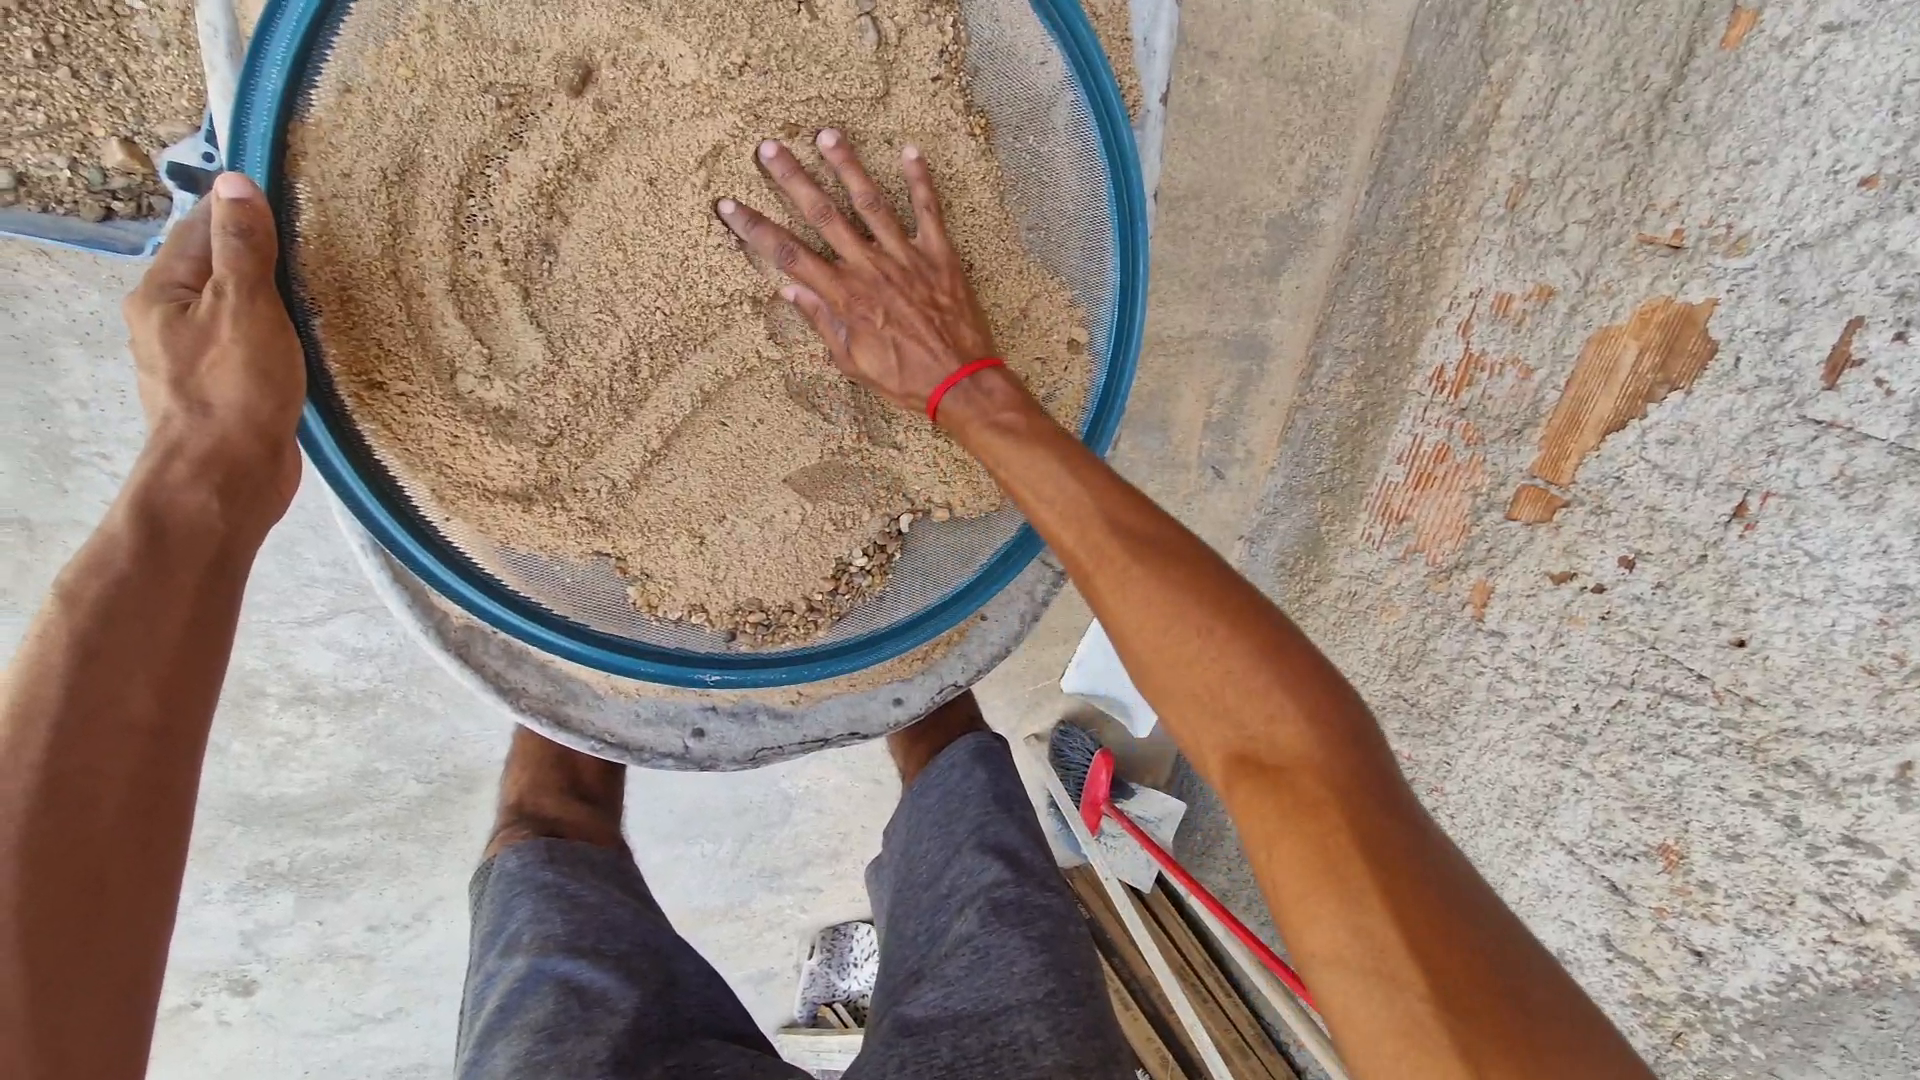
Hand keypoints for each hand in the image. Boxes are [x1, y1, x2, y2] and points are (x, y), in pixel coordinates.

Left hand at [121, 172, 304, 534]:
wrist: (229, 472)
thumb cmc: (236, 387)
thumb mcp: (245, 307)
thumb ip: (243, 249)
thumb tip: (237, 183)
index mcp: (162, 293)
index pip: (201, 232)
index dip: (241, 214)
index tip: (289, 204)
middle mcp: (168, 321)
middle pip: (216, 273)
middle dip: (259, 259)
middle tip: (317, 250)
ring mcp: (196, 359)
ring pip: (235, 313)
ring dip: (271, 302)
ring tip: (320, 295)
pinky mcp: (228, 391)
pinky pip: (251, 348)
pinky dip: (277, 338)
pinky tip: (307, 346)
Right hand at [715, 130, 1000, 419]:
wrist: (959, 382)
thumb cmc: (905, 379)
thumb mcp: (853, 363)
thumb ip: (823, 323)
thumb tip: (790, 292)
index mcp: (844, 296)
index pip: (788, 254)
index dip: (756, 228)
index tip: (729, 205)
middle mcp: (869, 268)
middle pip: (823, 214)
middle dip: (792, 179)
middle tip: (769, 148)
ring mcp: (905, 257)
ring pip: (870, 201)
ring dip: (847, 165)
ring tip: (826, 134)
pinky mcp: (940, 256)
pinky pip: (928, 210)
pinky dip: (920, 180)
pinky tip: (909, 151)